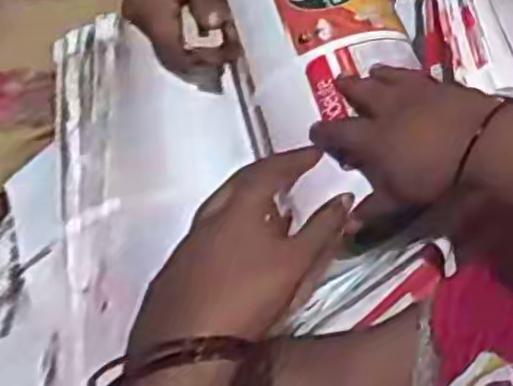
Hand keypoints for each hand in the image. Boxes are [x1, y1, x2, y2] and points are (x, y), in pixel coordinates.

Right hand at [122, 0, 231, 74]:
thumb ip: (207, 1)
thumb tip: (214, 29)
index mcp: (154, 15)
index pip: (173, 52)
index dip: (200, 61)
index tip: (227, 59)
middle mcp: (142, 22)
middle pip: (168, 53)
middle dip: (199, 61)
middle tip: (230, 58)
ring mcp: (141, 17)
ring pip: (167, 45)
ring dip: (194, 51)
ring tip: (224, 51)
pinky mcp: (147, 10)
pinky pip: (166, 33)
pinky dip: (186, 39)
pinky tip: (209, 38)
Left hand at [127, 149, 352, 356]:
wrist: (184, 359)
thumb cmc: (247, 299)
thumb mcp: (299, 260)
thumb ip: (325, 225)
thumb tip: (344, 199)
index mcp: (240, 210)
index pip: (269, 170)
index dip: (295, 159)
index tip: (313, 154)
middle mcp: (207, 223)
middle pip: (238, 184)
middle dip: (266, 173)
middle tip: (288, 172)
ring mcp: (183, 252)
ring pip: (217, 213)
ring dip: (245, 204)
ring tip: (269, 210)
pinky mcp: (168, 281)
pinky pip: (203, 240)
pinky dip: (226, 232)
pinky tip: (238, 250)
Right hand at [311, 66, 512, 208]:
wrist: (482, 139)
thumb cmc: (437, 173)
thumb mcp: (401, 198)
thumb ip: (373, 208)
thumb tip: (347, 224)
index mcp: (374, 136)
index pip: (340, 132)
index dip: (325, 131)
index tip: (315, 128)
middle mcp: (391, 107)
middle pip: (364, 92)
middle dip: (349, 87)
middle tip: (339, 80)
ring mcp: (419, 91)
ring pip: (392, 77)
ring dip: (380, 74)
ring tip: (373, 70)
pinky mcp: (443, 85)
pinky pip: (419, 75)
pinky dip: (409, 74)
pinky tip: (410, 75)